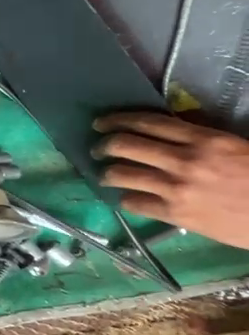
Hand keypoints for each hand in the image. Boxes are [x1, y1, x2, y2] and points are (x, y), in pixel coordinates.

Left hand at [96, 113, 248, 247]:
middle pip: (122, 145)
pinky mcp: (176, 214)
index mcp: (207, 140)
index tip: (101, 123)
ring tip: (106, 174)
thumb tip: (166, 132)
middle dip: (102, 145)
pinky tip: (128, 197)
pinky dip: (125, 199)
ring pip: (118, 174)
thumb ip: (202, 140)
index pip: (146, 122)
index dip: (116, 120)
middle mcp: (185, 161)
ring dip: (106, 173)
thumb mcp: (239, 148)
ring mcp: (177, 188)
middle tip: (98, 149)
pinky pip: (132, 203)